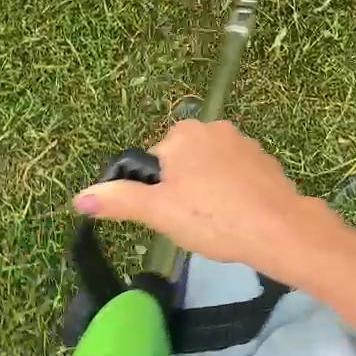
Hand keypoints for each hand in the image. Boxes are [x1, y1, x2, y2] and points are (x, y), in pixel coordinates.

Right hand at [74, 120, 339, 282]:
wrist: (277, 228)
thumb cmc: (212, 217)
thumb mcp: (159, 212)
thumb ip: (119, 200)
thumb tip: (79, 198)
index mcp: (182, 133)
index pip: (155, 163)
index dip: (157, 193)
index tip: (170, 216)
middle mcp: (211, 127)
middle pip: (182, 163)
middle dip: (182, 190)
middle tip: (192, 221)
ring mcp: (241, 140)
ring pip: (209, 169)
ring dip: (207, 190)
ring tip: (217, 222)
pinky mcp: (263, 158)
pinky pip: (235, 174)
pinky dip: (232, 191)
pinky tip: (237, 215)